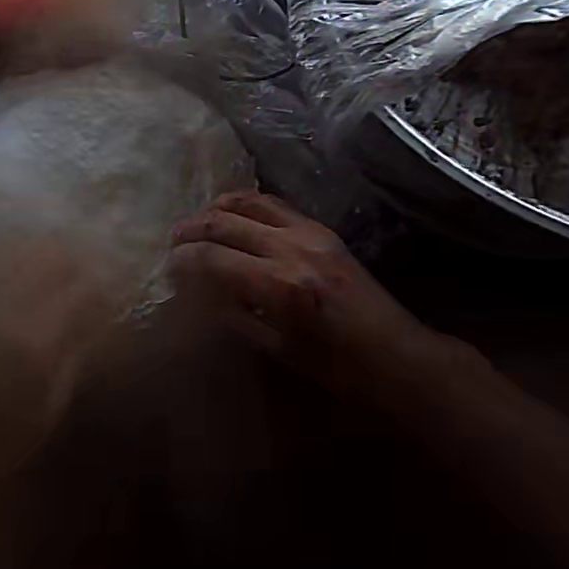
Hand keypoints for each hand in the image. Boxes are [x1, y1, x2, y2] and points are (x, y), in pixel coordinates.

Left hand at [0, 248, 114, 512]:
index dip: (108, 280)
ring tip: (68, 268)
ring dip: (48, 253)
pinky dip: (17, 257)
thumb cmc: (8, 437)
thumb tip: (107, 316)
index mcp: (36, 340)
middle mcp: (5, 310)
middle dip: (80, 258)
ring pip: (19, 251)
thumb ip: (80, 351)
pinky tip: (30, 269)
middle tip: (98, 272)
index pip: (82, 288)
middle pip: (49, 255)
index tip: (124, 282)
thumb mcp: (56, 399)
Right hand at [169, 191, 472, 409]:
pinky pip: (270, 203)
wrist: (401, 357)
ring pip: (244, 202)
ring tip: (196, 227)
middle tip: (173, 244)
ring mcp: (309, 234)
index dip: (180, 261)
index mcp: (280, 285)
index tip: (167, 269)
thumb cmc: (336, 366)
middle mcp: (292, 250)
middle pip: (221, 222)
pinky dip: (241, 205)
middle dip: (189, 231)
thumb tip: (189, 288)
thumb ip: (227, 311)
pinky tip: (228, 218)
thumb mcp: (273, 347)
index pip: (210, 258)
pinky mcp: (321, 229)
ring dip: (212, 211)